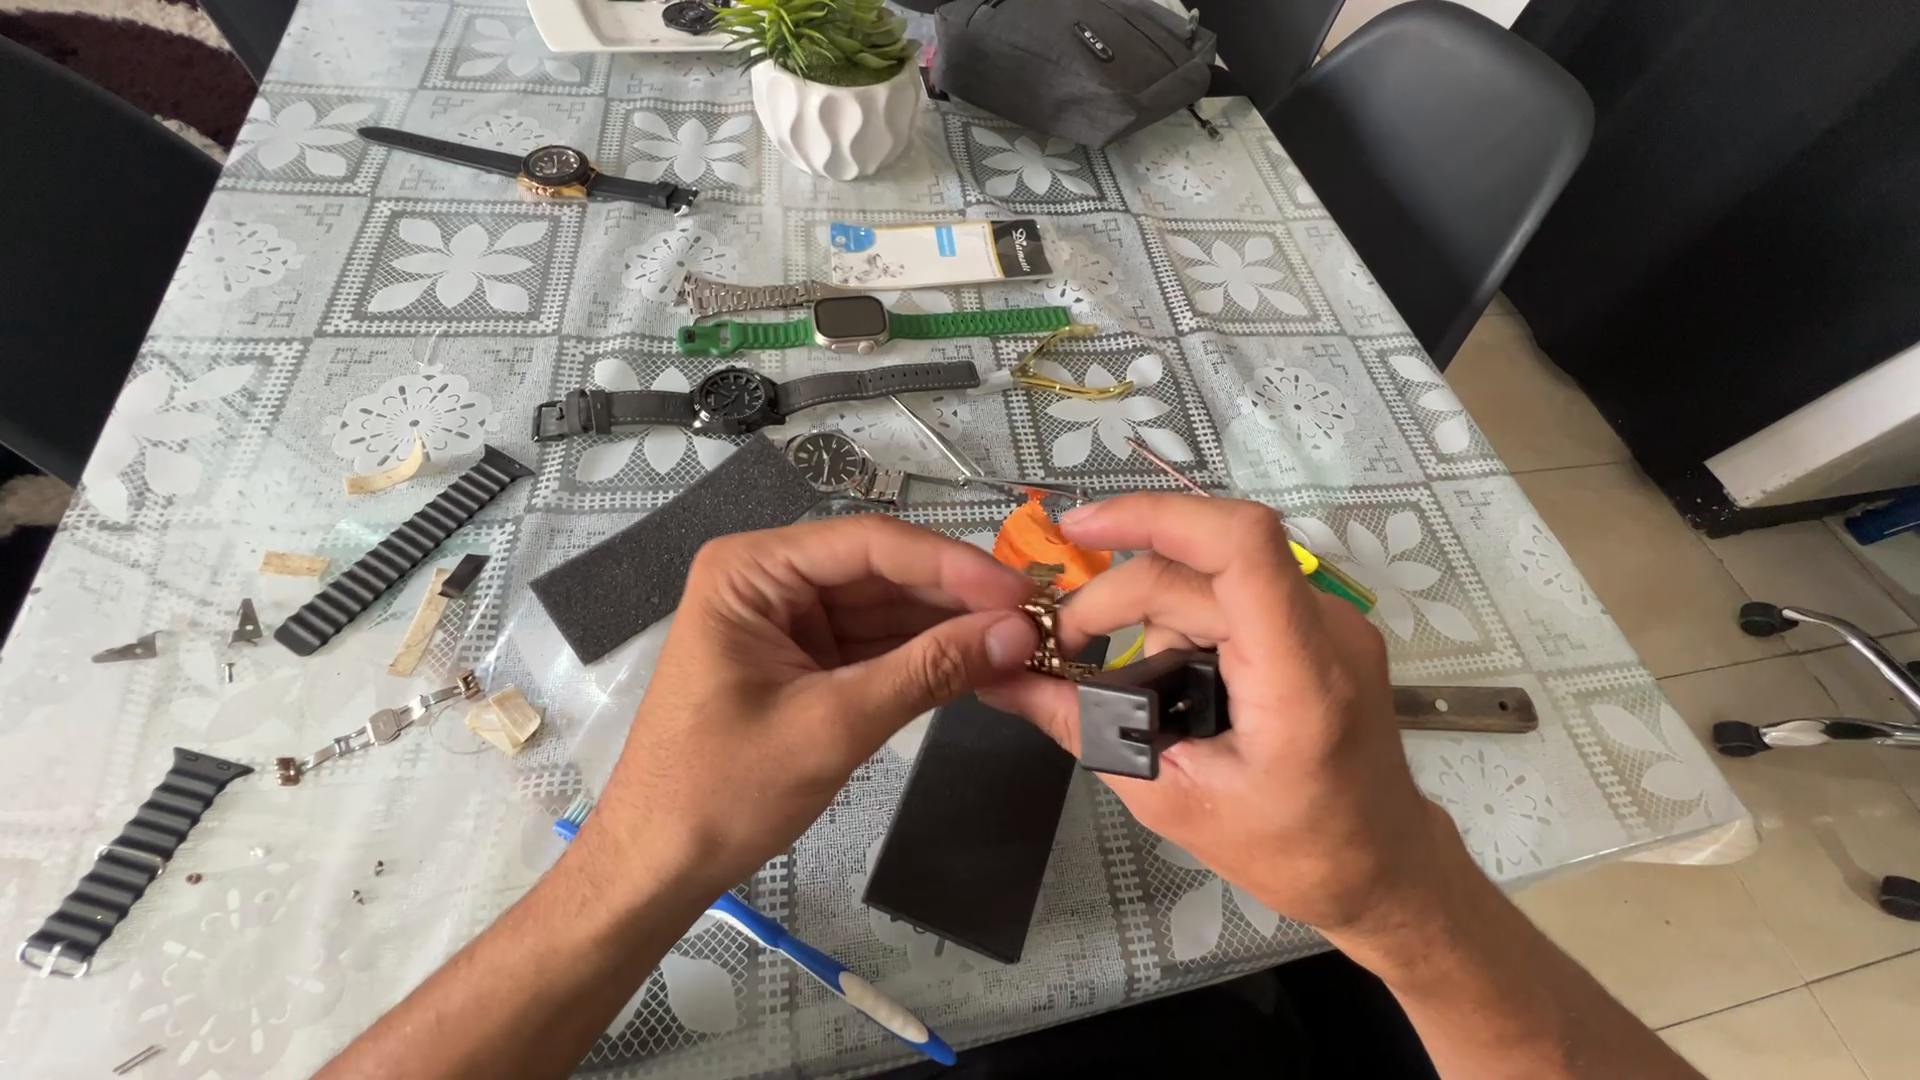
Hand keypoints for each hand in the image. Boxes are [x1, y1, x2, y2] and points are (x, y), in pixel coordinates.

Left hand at [579, 514, 1039, 903]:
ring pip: (887, 606)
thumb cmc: (721, 792)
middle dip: (956, 597)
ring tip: (1019, 642)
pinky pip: (876, 642)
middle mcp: (770, 578)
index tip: (1020, 593)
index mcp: (751, 569)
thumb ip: (928, 672)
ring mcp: (789, 618)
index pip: (869, 544)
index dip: (952, 565)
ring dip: (948, 627)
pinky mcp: (806, 657)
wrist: (658, 867)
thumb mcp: (832, 725)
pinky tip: (977, 661)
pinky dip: (924, 655)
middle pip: (882, 570)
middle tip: (1033, 618)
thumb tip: (1018, 633)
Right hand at [984, 494, 1466, 938]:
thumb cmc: (1290, 849)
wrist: (1383, 868)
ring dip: (1146, 611)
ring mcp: (1327, 617)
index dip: (1153, 515)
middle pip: (1195, 565)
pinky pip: (1229, 588)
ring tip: (1130, 683)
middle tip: (1067, 648)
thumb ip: (1081, 728)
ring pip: (1205, 573)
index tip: (1075, 531)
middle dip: (1114, 596)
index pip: (1239, 545)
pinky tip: (1167, 669)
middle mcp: (1323, 626)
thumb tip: (1002, 679)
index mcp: (1298, 677)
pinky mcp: (1316, 620)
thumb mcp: (1168, 798)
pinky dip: (1178, 615)